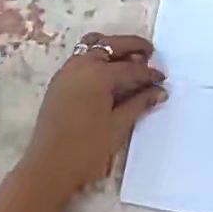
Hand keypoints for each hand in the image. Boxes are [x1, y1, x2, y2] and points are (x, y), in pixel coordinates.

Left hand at [18, 33, 166, 198]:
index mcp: (98, 73)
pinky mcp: (59, 80)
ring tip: (128, 59)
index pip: (130, 68)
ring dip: (111, 48)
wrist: (49, 165)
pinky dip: (96, 56)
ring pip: (92, 46)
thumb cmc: (87, 148)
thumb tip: (159, 91)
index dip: (149, 74)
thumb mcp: (118, 126)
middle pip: (110, 45)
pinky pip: (80, 57)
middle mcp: (81, 64)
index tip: (163, 79)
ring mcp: (67, 70)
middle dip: (131, 46)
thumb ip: (139, 103)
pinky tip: (107, 73)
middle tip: (149, 53)